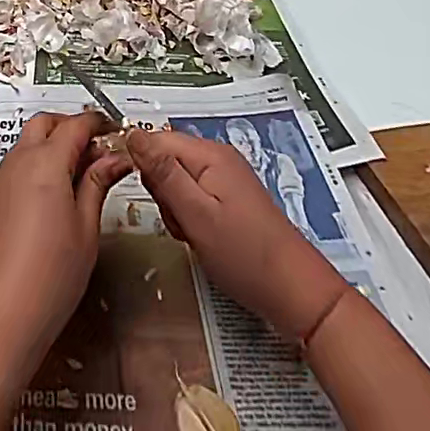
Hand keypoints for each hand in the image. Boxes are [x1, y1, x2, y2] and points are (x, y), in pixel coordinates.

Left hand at [0, 110, 131, 363]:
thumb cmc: (51, 274)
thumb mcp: (85, 228)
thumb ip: (97, 184)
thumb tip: (114, 158)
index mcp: (45, 162)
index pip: (74, 125)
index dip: (98, 123)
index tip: (117, 130)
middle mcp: (18, 161)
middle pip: (45, 124)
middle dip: (72, 126)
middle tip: (101, 148)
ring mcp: (2, 177)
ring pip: (29, 142)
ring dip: (54, 144)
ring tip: (86, 172)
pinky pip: (19, 164)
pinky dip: (40, 163)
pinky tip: (59, 191)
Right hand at [126, 128, 348, 339]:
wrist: (298, 296)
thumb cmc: (245, 256)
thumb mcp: (196, 214)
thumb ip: (162, 172)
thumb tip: (131, 133)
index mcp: (208, 154)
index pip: (153, 139)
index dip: (142, 165)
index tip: (152, 197)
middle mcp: (216, 157)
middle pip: (163, 157)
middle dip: (160, 189)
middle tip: (179, 220)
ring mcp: (224, 176)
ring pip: (174, 177)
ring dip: (172, 205)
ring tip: (191, 231)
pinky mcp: (228, 195)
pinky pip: (190, 193)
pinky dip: (187, 213)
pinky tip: (198, 234)